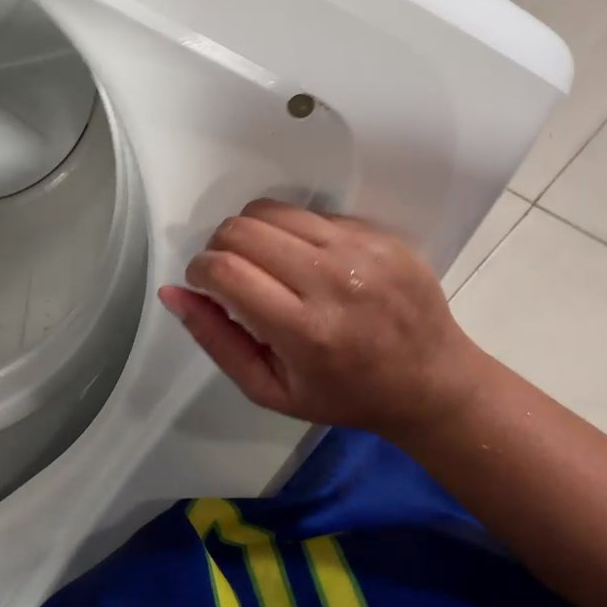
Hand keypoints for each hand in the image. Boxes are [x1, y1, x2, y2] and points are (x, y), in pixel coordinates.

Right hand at [160, 199, 489, 438]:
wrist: (434, 384)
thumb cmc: (343, 396)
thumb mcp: (268, 388)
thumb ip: (215, 339)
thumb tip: (173, 292)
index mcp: (305, 330)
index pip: (225, 270)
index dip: (200, 270)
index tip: (204, 284)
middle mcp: (333, 282)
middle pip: (242, 230)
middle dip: (220, 246)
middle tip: (231, 273)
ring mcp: (361, 252)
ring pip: (271, 210)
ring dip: (252, 231)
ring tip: (264, 261)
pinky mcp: (380, 235)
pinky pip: (310, 212)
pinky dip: (292, 232)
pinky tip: (306, 261)